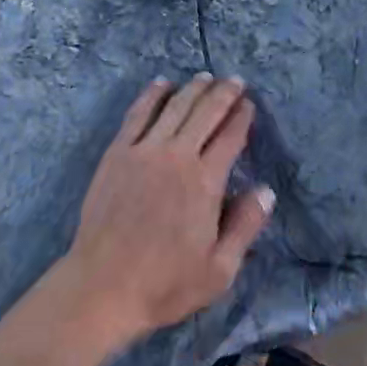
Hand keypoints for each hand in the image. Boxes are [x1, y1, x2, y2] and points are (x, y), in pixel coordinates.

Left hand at [55, 73, 272, 344]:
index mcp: (205, 182)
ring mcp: (143, 152)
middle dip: (224, 93)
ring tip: (206, 77)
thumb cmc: (164, 284)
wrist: (100, 289)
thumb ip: (245, 226)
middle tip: (235, 81)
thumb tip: (266, 190)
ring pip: (174, 107)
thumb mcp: (219, 270)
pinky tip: (162, 83)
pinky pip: (137, 114)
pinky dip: (152, 95)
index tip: (249, 104)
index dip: (242, 116)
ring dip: (193, 88)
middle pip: (206, 112)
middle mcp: (177, 157)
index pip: (231, 136)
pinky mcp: (117, 154)